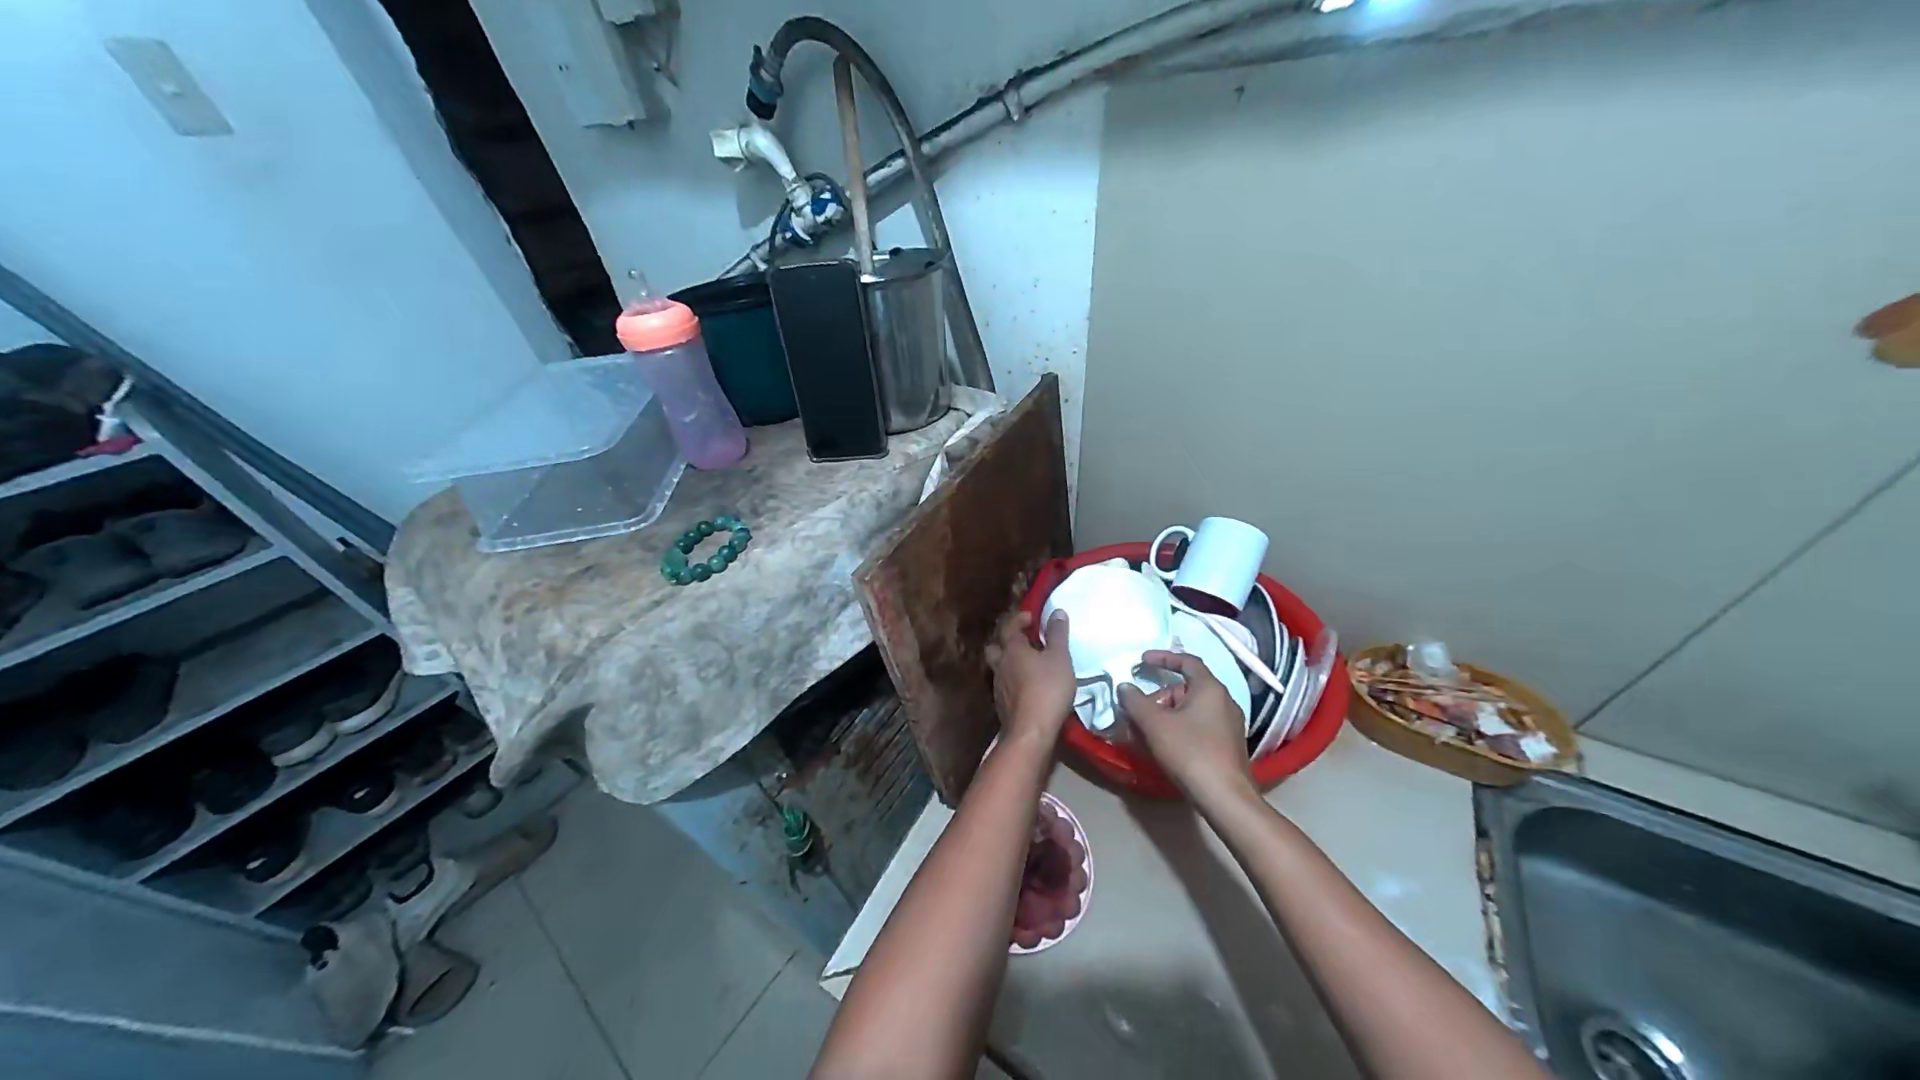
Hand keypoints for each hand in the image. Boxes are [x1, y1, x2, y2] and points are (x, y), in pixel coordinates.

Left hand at [985, 611, 1073, 745]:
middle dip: (1007, 640)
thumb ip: (1058, 634)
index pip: (1009, 626)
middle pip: (995, 646)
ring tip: (1027, 664)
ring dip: (1009, 662)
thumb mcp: (1060, 657)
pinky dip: (1013, 680)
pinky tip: (1026, 687)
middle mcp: (1000, 664)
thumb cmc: (1047, 688)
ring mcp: (998, 685)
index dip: (1019, 619)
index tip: (1032, 617)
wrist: (1031, 730)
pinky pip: (1004, 685)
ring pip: (998, 667)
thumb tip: (1056, 612)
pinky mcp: (1001, 704)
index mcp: (1012, 649)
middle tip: (1024, 641)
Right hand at [1118, 650, 1254, 805]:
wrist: (1224, 797)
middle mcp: (1225, 701)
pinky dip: (1180, 729)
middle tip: (1139, 713)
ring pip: (1191, 710)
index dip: (1163, 658)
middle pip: (1186, 689)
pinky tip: (1165, 747)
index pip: (1187, 661)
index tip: (1142, 661)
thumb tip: (1125, 687)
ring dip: (1167, 716)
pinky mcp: (1229, 745)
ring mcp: (1230, 725)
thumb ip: (1135, 701)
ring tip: (1147, 733)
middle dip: (1159, 697)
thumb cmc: (1189, 751)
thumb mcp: (1154, 723)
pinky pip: (1199, 726)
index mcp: (1210, 689)